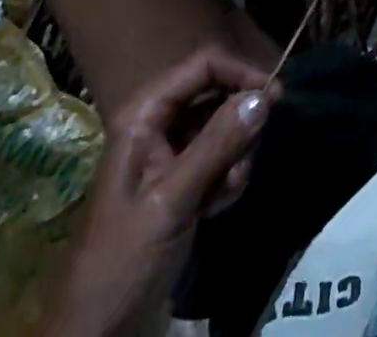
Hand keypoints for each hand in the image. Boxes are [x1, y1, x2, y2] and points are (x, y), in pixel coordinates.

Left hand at [44, 47, 276, 336]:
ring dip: (233, 160)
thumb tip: (263, 96)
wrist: (100, 322)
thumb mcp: (174, 197)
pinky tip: (215, 208)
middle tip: (241, 165)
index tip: (276, 96)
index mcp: (145, 112)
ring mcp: (171, 150)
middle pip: (217, 95)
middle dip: (238, 128)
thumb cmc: (127, 252)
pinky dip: (227, 179)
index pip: (202, 65)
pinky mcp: (183, 177)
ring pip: (223, 129)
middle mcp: (158, 121)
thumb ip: (218, 144)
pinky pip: (220, 159)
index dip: (240, 72)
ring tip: (221, 196)